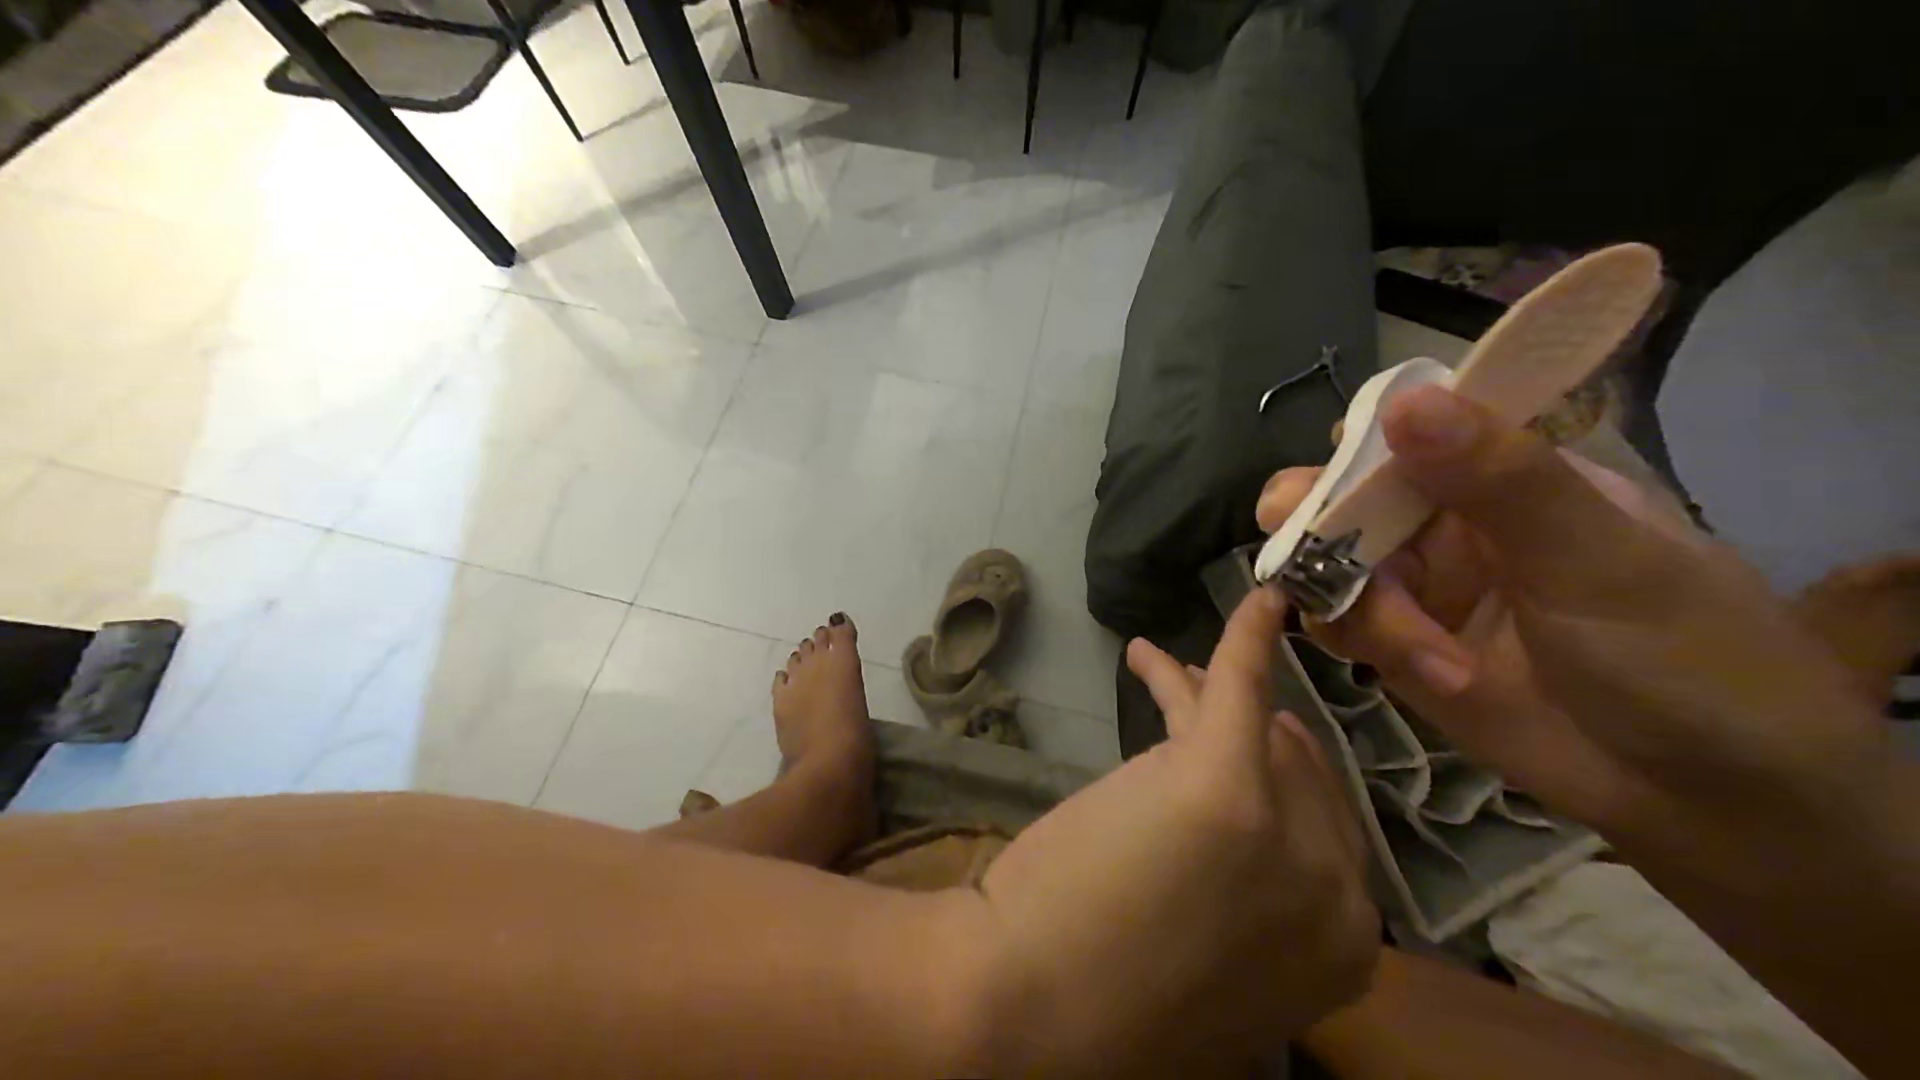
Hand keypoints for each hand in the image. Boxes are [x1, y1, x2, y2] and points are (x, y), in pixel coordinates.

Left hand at [965, 587, 1377, 1074]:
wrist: (1031, 1004)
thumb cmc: (1101, 985)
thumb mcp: (1206, 941)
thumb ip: (1249, 883)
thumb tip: (1247, 806)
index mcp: (1342, 943)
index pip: (1323, 826)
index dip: (1278, 778)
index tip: (1239, 743)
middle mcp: (1339, 891)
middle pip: (1295, 769)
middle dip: (1242, 731)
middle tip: (1191, 700)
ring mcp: (1286, 835)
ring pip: (1255, 728)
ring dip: (1214, 690)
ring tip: (1165, 670)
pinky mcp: (1225, 784)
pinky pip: (1247, 684)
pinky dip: (1250, 638)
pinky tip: (1260, 602)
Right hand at [1253, 385, 1892, 853]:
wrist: (1700, 795)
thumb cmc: (1682, 655)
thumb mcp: (1597, 559)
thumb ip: (1500, 480)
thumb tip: (1404, 401)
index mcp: (1497, 473)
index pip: (1403, 427)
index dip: (1358, 440)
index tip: (1339, 480)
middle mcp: (1440, 520)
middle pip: (1338, 494)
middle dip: (1313, 522)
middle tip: (1309, 555)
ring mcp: (1411, 582)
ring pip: (1323, 561)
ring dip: (1356, 606)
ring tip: (1429, 656)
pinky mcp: (1390, 641)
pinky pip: (1333, 620)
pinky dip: (1357, 641)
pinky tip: (1424, 673)